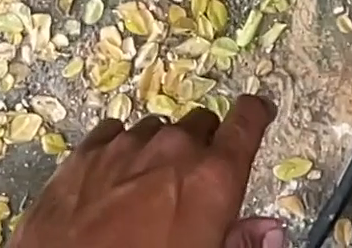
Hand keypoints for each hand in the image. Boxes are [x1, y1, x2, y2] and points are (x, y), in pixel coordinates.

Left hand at [9, 95, 283, 247]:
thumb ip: (242, 242)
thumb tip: (270, 231)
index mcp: (212, 177)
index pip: (248, 120)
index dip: (256, 115)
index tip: (258, 115)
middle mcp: (173, 148)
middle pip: (200, 125)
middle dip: (202, 148)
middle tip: (192, 187)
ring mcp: (124, 147)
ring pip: (156, 130)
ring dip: (159, 152)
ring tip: (147, 191)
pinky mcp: (81, 155)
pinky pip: (112, 134)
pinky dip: (119, 152)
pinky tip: (112, 184)